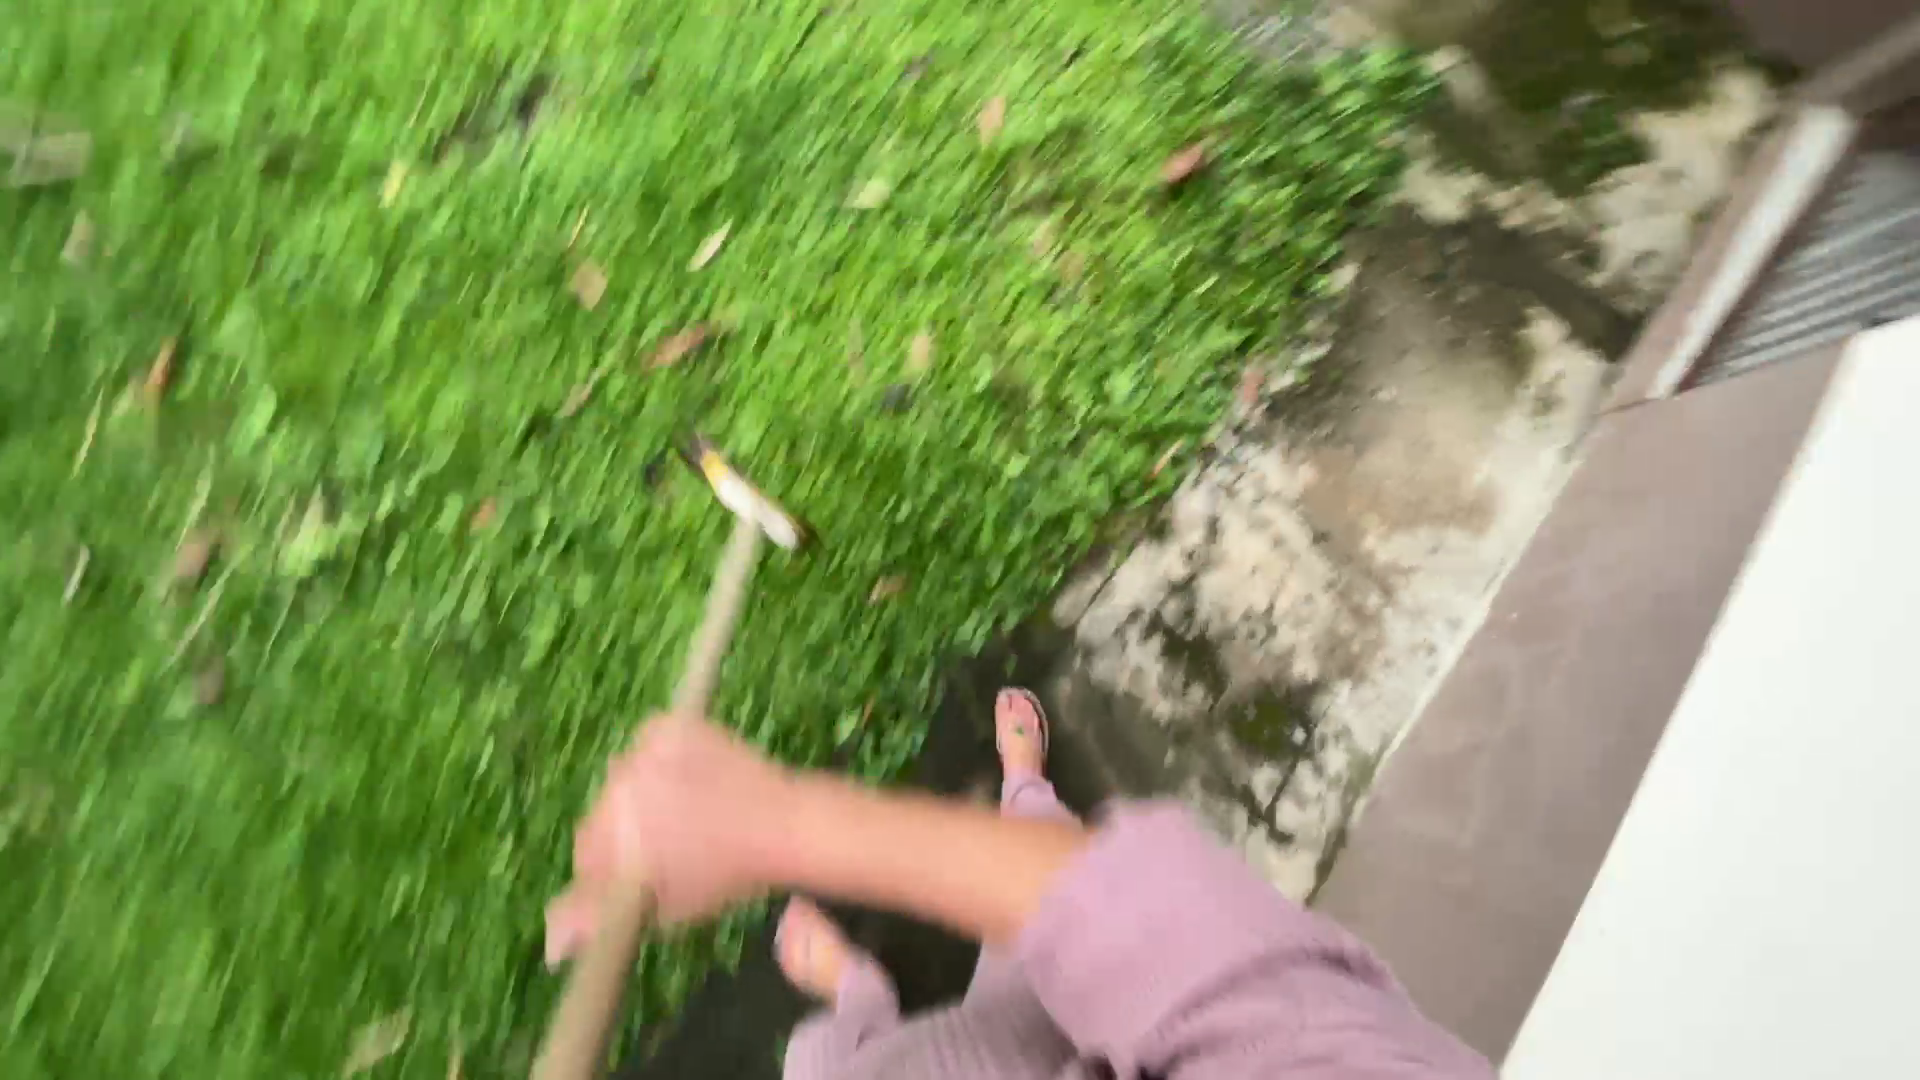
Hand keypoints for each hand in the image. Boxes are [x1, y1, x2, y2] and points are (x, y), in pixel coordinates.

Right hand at [543, 713, 791, 967]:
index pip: (586, 853)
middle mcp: (619, 788)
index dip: (612, 868)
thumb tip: (550, 942)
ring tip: (684, 808)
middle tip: (670, 841)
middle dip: (627, 829)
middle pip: (605, 812)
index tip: (643, 871)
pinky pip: (646, 740)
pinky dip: (659, 755)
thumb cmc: (724, 874)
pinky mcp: (669, 726)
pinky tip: (685, 775)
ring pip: (624, 776)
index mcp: (612, 836)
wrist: (780, 822)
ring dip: (643, 790)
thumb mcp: (660, 909)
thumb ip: (599, 919)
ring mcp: (645, 751)